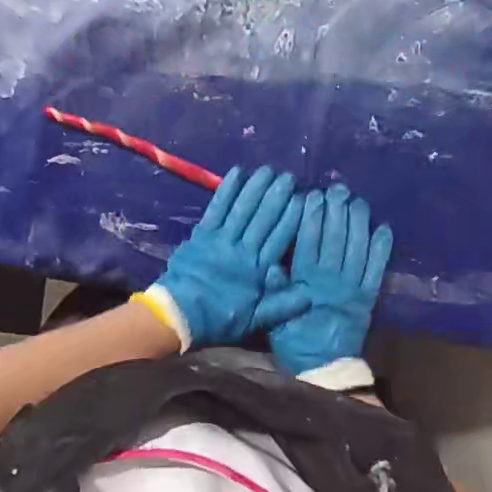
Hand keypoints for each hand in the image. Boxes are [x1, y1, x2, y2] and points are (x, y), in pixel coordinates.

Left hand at [141, 165, 308, 348]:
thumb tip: (311, 294)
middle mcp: (242, 250)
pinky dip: (227, 190)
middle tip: (289, 177)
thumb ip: (282, 306)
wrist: (180, 315)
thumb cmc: (220, 319)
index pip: (281, 238)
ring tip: (268, 170)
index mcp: (258, 270)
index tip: (304, 200)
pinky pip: (217, 208)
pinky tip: (237, 173)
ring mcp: (221, 239)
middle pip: (264, 218)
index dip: (293, 218)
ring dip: (256, 188)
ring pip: (243, 209)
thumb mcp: (255, 320)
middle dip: (278, 196)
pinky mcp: (202, 234)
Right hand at [268, 184, 392, 377]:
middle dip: (336, 211)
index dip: (311, 217)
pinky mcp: (369, 296)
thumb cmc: (293, 340)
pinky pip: (377, 268)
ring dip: (358, 222)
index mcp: (305, 281)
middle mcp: (330, 279)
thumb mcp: (274, 316)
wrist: (322, 367)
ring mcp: (352, 286)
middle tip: (337, 188)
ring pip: (357, 247)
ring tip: (357, 200)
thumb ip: (275, 288)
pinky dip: (381, 248)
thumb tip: (270, 261)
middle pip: (334, 238)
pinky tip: (382, 228)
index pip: (308, 241)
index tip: (312, 196)